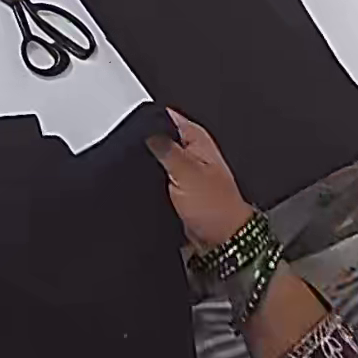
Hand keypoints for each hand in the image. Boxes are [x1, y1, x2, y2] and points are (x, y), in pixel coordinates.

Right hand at [147, 108, 254, 251]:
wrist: (222, 241)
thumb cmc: (216, 207)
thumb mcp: (185, 171)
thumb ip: (164, 148)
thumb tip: (147, 130)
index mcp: (196, 137)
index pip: (167, 116)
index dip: (148, 119)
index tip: (135, 128)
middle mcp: (191, 150)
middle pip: (160, 136)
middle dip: (147, 143)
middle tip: (139, 153)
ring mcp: (185, 168)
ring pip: (158, 158)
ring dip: (150, 164)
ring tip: (146, 173)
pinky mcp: (179, 186)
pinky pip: (159, 176)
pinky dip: (152, 179)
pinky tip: (149, 185)